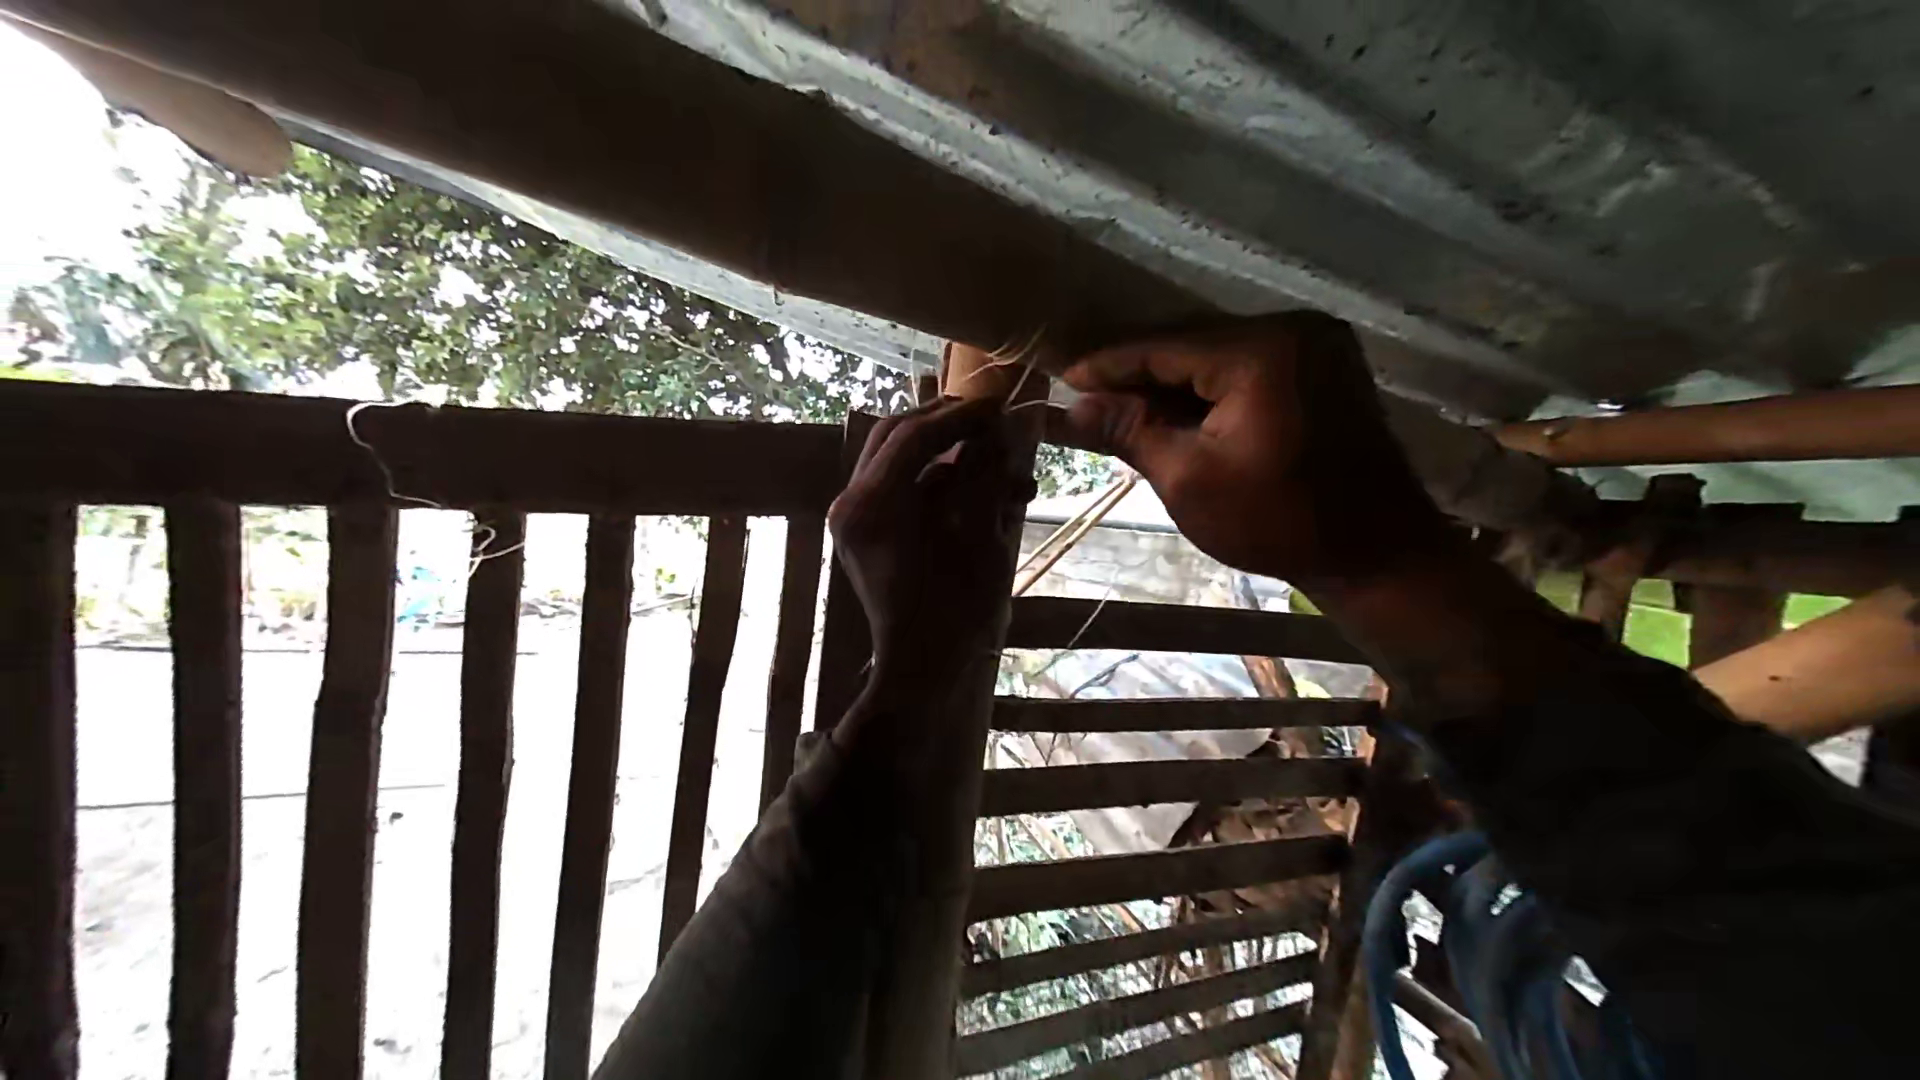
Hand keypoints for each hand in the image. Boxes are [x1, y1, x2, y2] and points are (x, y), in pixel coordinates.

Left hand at [828, 397, 1033, 683]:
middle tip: (988, 417)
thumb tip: (997, 433)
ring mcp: (852, 516)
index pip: (913, 436)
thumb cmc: (953, 614)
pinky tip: (973, 484)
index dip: (959, 416)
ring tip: (990, 454)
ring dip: (942, 449)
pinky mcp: (863, 528)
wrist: (918, 668)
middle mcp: (851, 504)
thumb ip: (983, 479)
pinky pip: (897, 484)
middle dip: (944, 421)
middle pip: (894, 435)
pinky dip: (933, 477)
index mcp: (873, 508)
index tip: (998, 406)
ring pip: (895, 456)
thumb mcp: (978, 541)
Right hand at [1052, 312, 1446, 585]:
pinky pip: (1244, 369)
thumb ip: (1130, 432)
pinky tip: (1173, 410)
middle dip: (1137, 374)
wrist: (1376, 555)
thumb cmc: (1277, 521)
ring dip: (1169, 383)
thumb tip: (1076, 408)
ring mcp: (1314, 346)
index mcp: (1261, 352)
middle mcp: (1292, 330)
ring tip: (1120, 406)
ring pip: (1215, 357)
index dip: (1108, 365)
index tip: (1065, 379)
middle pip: (1190, 345)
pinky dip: (1205, 390)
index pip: (1163, 347)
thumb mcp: (1188, 479)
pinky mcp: (1322, 368)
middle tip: (1088, 398)